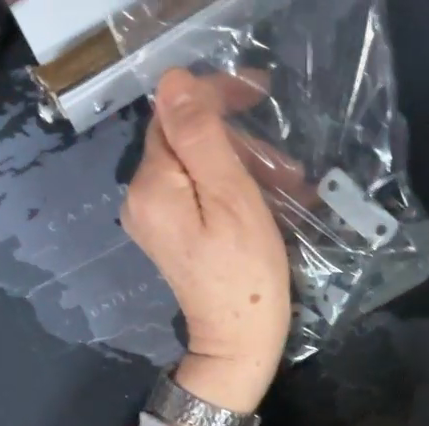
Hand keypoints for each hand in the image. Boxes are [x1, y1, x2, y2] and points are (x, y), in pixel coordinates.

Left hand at [123, 69, 291, 419]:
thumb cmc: (245, 274)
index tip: (261, 93)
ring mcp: (153, 219)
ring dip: (244, 166)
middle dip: (238, 140)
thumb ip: (200, 137)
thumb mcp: (231, 197)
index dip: (216, 96)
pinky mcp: (169, 234)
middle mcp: (140, 198)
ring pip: (197, 165)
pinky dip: (232, 189)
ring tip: (289, 187)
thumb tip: (173, 80)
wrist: (238, 343)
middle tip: (286, 165)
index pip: (174, 112)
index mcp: (152, 185)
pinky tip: (268, 201)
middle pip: (186, 139)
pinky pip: (198, 192)